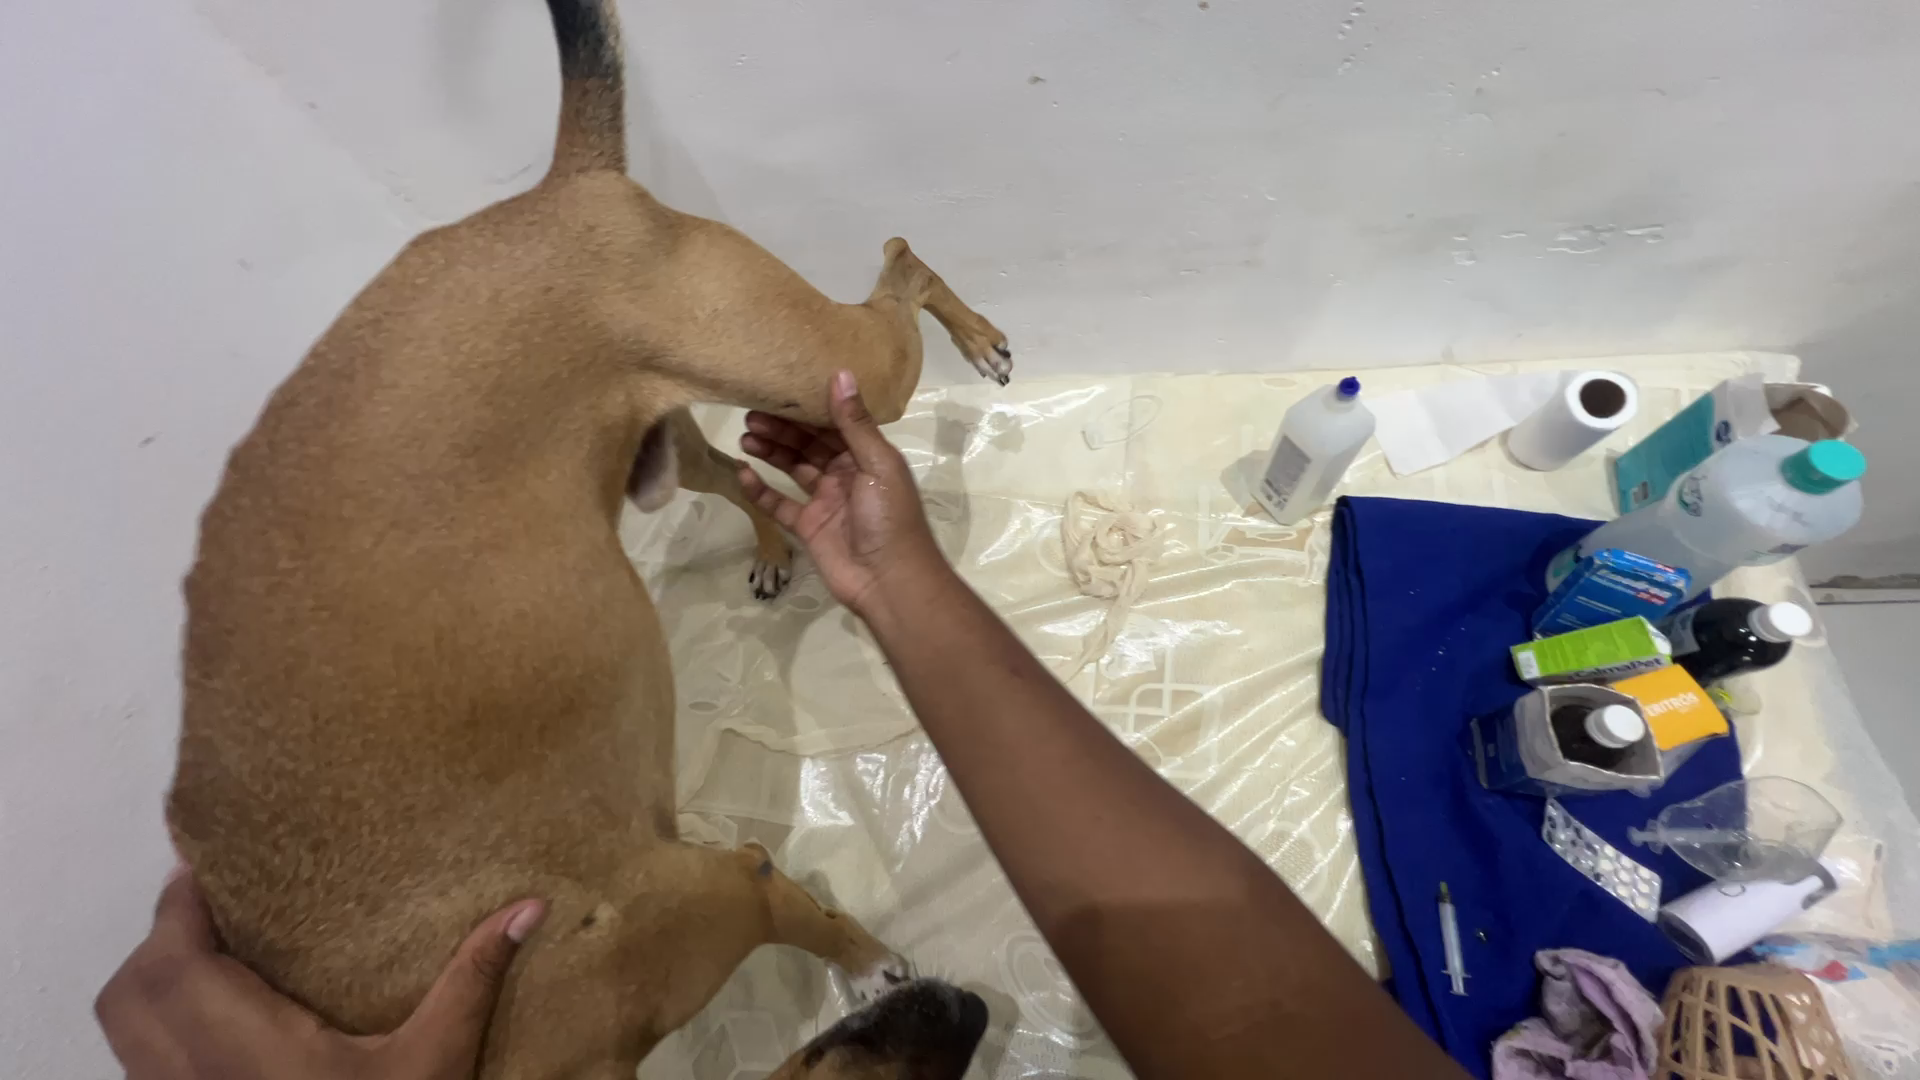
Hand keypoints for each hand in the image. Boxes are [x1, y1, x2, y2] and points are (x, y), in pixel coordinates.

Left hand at [96, 868, 545, 1079]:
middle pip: (131, 993)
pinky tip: (225, 1000)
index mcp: (243, 1051)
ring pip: (126, 1026)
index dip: (176, 909)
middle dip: (162, 931)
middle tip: (222, 887)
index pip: (174, 969)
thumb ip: (474, 978)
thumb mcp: (438, 1057)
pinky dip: (165, 1009)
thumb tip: (532, 905)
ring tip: (221, 932)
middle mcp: (188, 1078)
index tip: (206, 858)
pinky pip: (144, 1053)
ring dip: (158, 971)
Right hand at [737, 370, 947, 615]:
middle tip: (751, 413)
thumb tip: (841, 373)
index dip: (808, 408)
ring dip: (772, 452)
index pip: (834, 425)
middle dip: (783, 428)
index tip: (779, 389)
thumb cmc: (890, 517)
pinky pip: (780, 504)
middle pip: (810, 444)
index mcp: (869, 457)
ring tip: (745, 436)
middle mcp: (847, 475)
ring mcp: (826, 501)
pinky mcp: (809, 527)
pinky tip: (743, 472)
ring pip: (794, 469)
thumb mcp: (878, 463)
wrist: (889, 580)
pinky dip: (761, 490)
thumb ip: (855, 423)